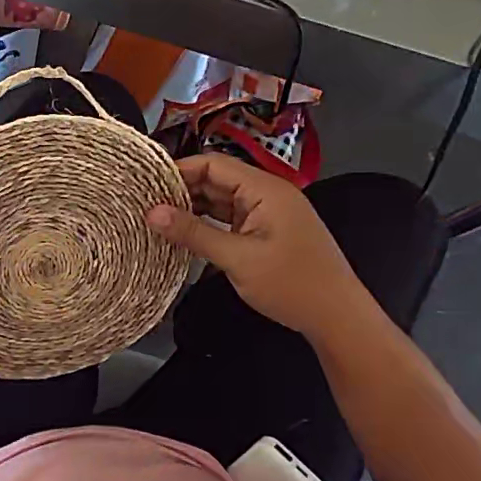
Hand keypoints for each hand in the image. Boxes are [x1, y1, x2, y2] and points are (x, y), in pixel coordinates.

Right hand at [145, 154, 378, 342]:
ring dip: (191, 208)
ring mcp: (266, 213)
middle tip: (143, 204)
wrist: (337, 316)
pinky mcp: (264, 232)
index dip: (178, 170)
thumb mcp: (237, 258)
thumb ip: (193, 233)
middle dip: (181, 190)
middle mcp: (266, 194)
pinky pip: (228, 218)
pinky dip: (205, 223)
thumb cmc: (291, 284)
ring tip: (156, 218)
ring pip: (220, 201)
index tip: (145, 185)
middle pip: (216, 180)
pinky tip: (182, 233)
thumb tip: (152, 213)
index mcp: (264, 190)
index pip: (213, 164)